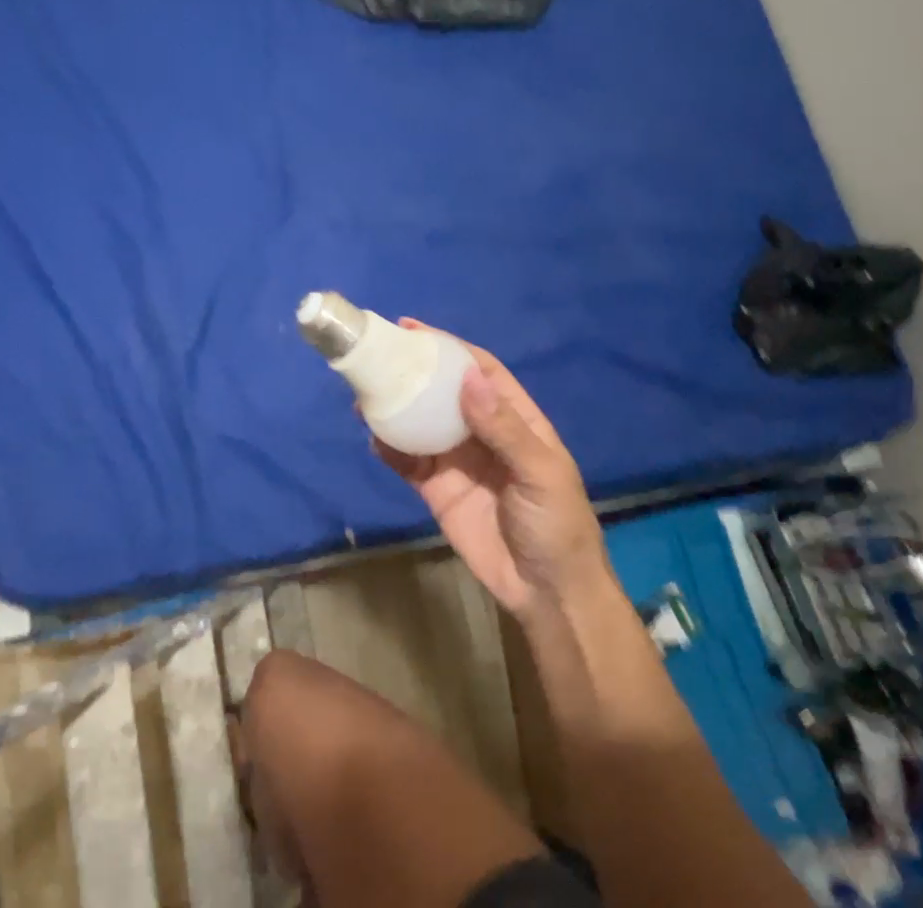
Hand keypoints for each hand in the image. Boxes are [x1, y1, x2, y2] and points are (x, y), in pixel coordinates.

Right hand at [373, 322, 606, 616]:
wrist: (546, 591)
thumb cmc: (557, 524)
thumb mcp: (540, 472)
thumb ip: (503, 428)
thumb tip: (467, 379)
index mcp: (516, 420)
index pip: (480, 372)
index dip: (450, 349)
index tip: (414, 330)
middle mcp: (483, 435)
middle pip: (444, 394)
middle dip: (415, 373)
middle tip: (378, 354)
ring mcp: (458, 463)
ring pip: (421, 425)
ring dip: (396, 409)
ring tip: (365, 393)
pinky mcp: (437, 492)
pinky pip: (408, 464)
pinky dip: (390, 450)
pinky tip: (373, 437)